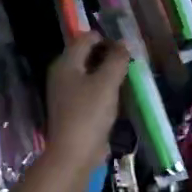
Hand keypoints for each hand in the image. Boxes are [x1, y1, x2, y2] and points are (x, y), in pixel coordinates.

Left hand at [45, 34, 127, 166]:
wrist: (74, 153)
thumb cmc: (89, 114)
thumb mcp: (107, 83)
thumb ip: (117, 60)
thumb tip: (124, 44)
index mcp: (66, 63)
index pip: (86, 38)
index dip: (107, 39)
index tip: (127, 49)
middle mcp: (62, 74)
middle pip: (86, 55)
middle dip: (108, 56)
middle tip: (129, 63)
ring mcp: (65, 93)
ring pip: (89, 74)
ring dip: (107, 74)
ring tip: (126, 79)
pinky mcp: (72, 109)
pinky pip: (89, 91)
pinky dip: (102, 90)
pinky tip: (116, 97)